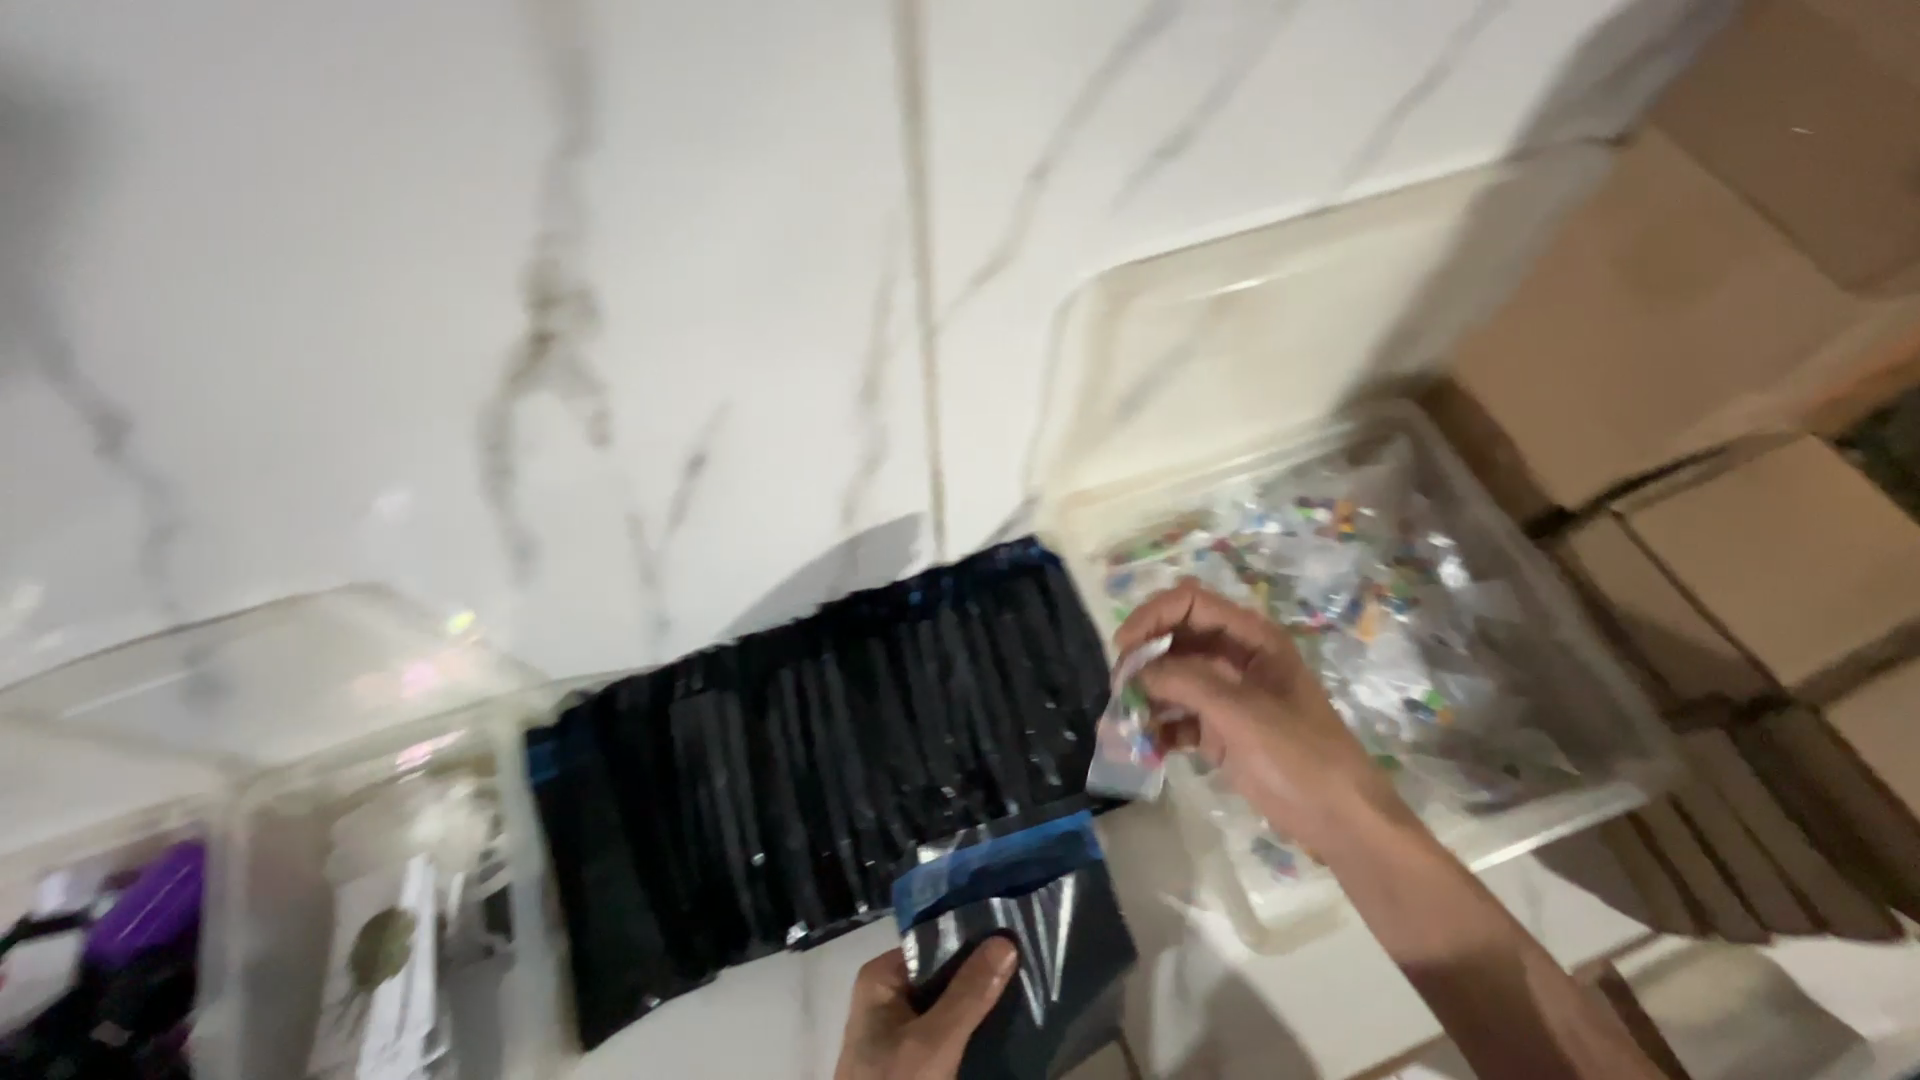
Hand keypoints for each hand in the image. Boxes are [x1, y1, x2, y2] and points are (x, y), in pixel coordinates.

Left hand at [833, 938, 1016, 1079]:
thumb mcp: (934, 1042)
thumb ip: (969, 994)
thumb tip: (1006, 940)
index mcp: (882, 978)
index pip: (935, 943)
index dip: (974, 940)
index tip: (1014, 936)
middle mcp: (888, 994)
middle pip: (944, 973)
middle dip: (981, 973)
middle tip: (1027, 963)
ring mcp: (899, 1027)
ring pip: (949, 1003)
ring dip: (980, 1002)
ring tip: (1025, 989)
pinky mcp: (912, 1055)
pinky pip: (948, 1029)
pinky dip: (972, 1028)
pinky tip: (1005, 1023)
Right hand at [1117, 579, 1409, 855]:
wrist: (1340, 821)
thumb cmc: (1300, 757)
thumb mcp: (1242, 713)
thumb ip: (1186, 682)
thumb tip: (1136, 671)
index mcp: (1253, 639)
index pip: (1190, 603)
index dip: (1152, 616)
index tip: (1122, 648)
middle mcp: (1236, 659)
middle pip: (1175, 638)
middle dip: (1143, 658)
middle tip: (1120, 689)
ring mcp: (1228, 696)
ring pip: (1172, 678)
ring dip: (1146, 694)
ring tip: (1126, 721)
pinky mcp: (1220, 731)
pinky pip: (1178, 716)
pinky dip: (1158, 727)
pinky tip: (1146, 746)